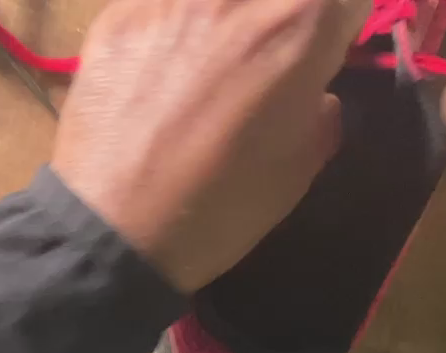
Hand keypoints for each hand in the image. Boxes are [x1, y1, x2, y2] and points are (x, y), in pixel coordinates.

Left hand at [52, 0, 369, 293]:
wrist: (111, 237)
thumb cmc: (213, 215)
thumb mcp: (294, 174)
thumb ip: (319, 110)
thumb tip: (313, 88)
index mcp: (300, 20)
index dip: (334, 26)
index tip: (318, 57)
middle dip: (272, 22)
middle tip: (251, 70)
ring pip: (210, 3)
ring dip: (215, 25)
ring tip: (197, 74)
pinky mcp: (116, 12)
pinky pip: (159, 5)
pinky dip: (166, 30)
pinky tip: (153, 74)